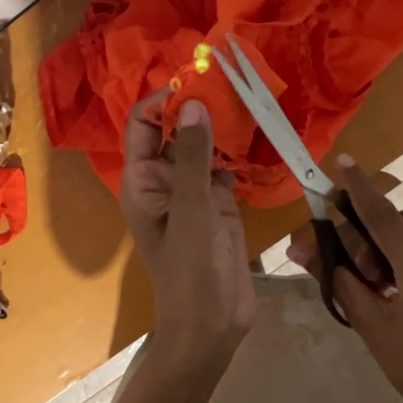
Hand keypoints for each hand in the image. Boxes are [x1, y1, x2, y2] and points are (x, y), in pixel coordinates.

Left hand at [119, 90, 256, 360]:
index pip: (142, 124)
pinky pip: (226, 167)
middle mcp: (164, 180)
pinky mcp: (220, 205)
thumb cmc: (190, 270)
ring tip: (251, 94)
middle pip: (174, 130)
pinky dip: (239, 151)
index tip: (197, 78)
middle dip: (197, 106)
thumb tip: (193, 105)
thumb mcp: (190, 210)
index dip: (164, 99)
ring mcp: (193, 192)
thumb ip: (192, 158)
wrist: (212, 324)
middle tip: (233, 78)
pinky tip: (260, 129)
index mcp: (141, 180)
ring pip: (203, 147)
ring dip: (222, 125)